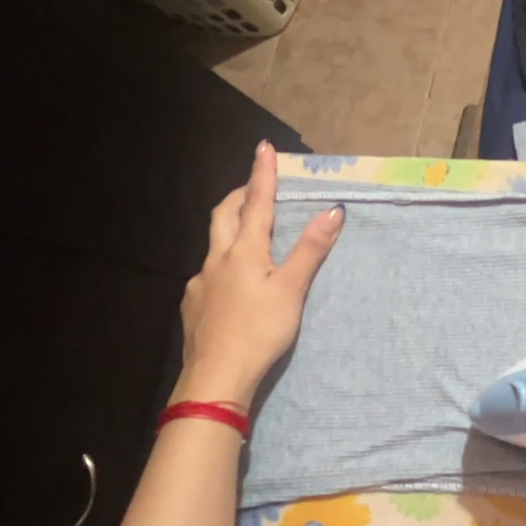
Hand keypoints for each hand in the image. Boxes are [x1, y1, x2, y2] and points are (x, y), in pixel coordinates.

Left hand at [171, 141, 342, 405]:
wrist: (216, 378)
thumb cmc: (260, 331)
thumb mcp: (292, 290)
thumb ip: (310, 250)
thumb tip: (332, 211)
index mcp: (243, 252)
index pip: (255, 203)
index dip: (262, 174)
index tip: (264, 147)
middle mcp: (216, 260)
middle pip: (223, 215)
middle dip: (239, 195)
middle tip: (255, 186)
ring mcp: (199, 283)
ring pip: (214, 245)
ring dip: (231, 229)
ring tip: (250, 235)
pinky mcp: (193, 305)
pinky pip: (209, 273)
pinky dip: (224, 263)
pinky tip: (235, 284)